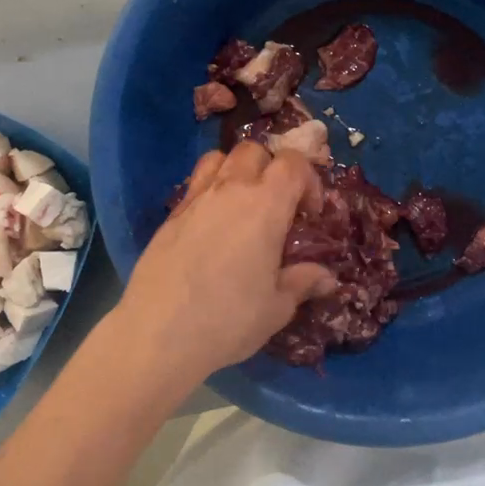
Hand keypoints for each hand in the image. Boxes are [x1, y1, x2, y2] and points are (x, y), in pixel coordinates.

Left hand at [113, 143, 336, 382]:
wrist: (159, 334)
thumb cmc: (229, 320)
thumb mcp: (277, 307)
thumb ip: (302, 282)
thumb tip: (326, 276)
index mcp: (265, 206)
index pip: (293, 164)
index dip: (308, 180)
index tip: (310, 214)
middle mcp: (230, 191)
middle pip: (254, 151)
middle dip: (271, 168)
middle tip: (277, 205)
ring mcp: (196, 200)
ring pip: (219, 159)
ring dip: (237, 171)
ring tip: (242, 205)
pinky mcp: (171, 216)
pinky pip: (195, 184)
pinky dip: (210, 191)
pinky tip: (212, 227)